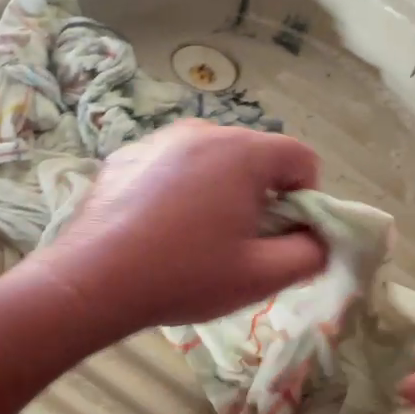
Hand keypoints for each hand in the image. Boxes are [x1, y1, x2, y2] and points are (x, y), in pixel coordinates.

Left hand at [24, 120, 327, 331]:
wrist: (93, 281)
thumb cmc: (183, 277)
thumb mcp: (260, 277)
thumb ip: (309, 254)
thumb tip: (321, 238)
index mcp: (243, 152)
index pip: (301, 159)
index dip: (305, 200)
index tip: (281, 236)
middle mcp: (202, 132)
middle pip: (255, 157)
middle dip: (259, 197)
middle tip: (237, 245)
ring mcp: (158, 140)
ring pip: (211, 162)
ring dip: (218, 193)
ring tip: (194, 240)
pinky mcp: (125, 157)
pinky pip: (172, 168)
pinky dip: (178, 191)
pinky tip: (156, 231)